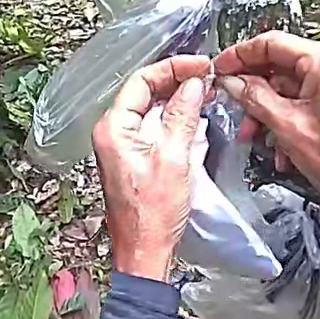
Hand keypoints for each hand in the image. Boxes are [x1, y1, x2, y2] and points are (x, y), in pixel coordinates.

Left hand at [92, 55, 213, 280]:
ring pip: (151, 110)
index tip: (199, 66)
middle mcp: (112, 134)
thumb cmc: (151, 215)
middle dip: (177, 82)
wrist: (144, 252)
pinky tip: (194, 119)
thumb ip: (183, 117)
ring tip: (205, 94)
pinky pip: (153, 129)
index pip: (141, 80)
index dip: (172, 68)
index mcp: (114, 129)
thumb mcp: (174, 159)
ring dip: (178, 101)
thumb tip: (193, 85)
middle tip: (206, 78)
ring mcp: (122, 147)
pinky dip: (174, 120)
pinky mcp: (133, 159)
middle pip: (145, 92)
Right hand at [214, 32, 319, 226]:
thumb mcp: (288, 128)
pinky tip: (283, 143)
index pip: (273, 43)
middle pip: (283, 66)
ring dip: (272, 111)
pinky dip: (292, 116)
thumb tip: (233, 82)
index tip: (221, 68)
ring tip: (260, 136)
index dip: (240, 56)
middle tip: (238, 111)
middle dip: (256, 93)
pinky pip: (311, 98)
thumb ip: (254, 98)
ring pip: (294, 86)